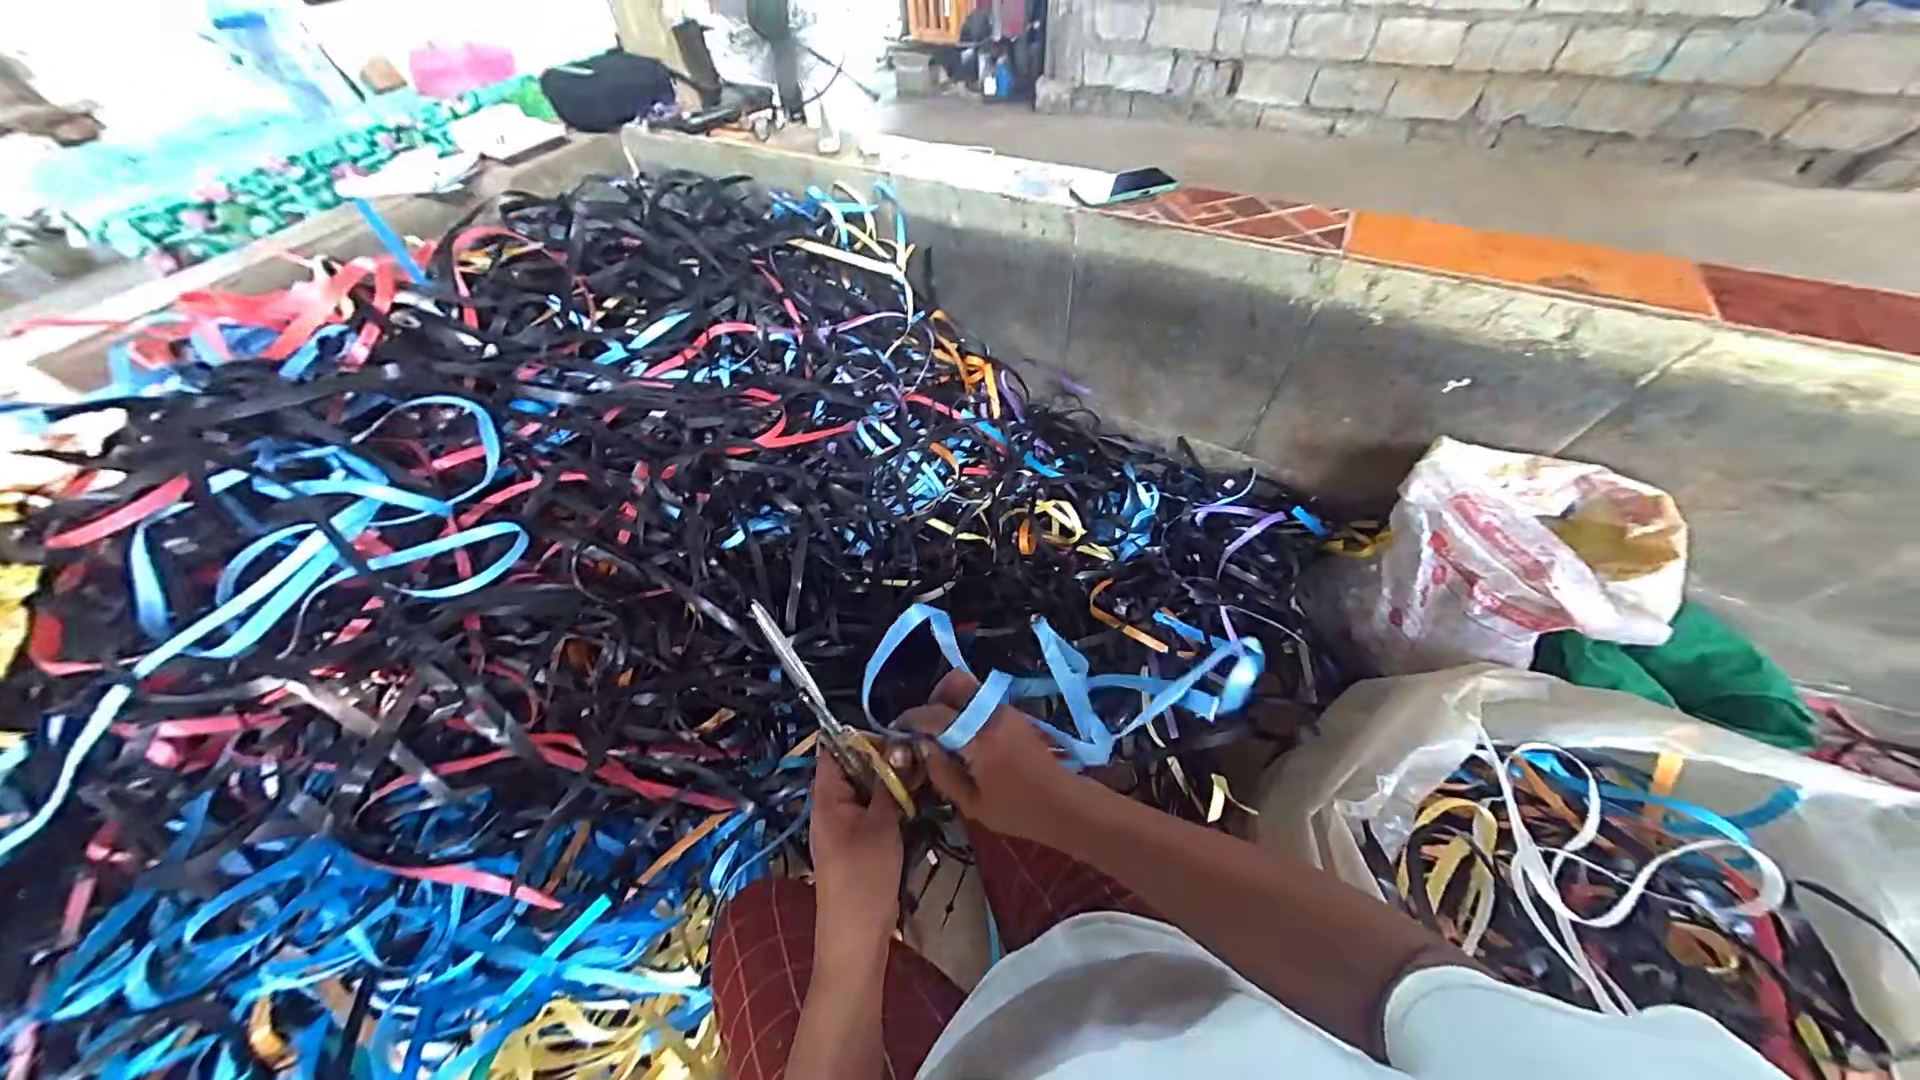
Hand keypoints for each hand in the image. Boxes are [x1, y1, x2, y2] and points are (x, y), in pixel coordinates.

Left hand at [808, 755, 902, 949]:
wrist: (856, 939)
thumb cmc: (864, 878)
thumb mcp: (882, 824)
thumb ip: (891, 783)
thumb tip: (902, 747)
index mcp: (826, 798)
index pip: (834, 751)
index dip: (861, 738)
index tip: (895, 736)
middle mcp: (829, 807)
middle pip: (852, 769)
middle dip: (882, 759)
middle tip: (915, 753)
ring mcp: (842, 827)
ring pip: (865, 790)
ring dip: (889, 782)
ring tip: (919, 773)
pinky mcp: (856, 843)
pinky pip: (869, 810)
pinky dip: (888, 802)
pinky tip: (913, 800)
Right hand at [898, 671, 1094, 845]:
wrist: (1065, 804)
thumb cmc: (1018, 811)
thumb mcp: (971, 803)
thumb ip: (942, 772)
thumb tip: (922, 746)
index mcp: (979, 736)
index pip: (935, 715)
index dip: (912, 718)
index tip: (898, 728)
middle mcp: (992, 713)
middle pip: (955, 681)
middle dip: (934, 697)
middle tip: (926, 725)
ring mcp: (1006, 710)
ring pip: (970, 687)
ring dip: (951, 701)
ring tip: (944, 733)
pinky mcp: (1014, 713)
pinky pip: (982, 699)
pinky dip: (967, 709)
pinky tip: (965, 737)